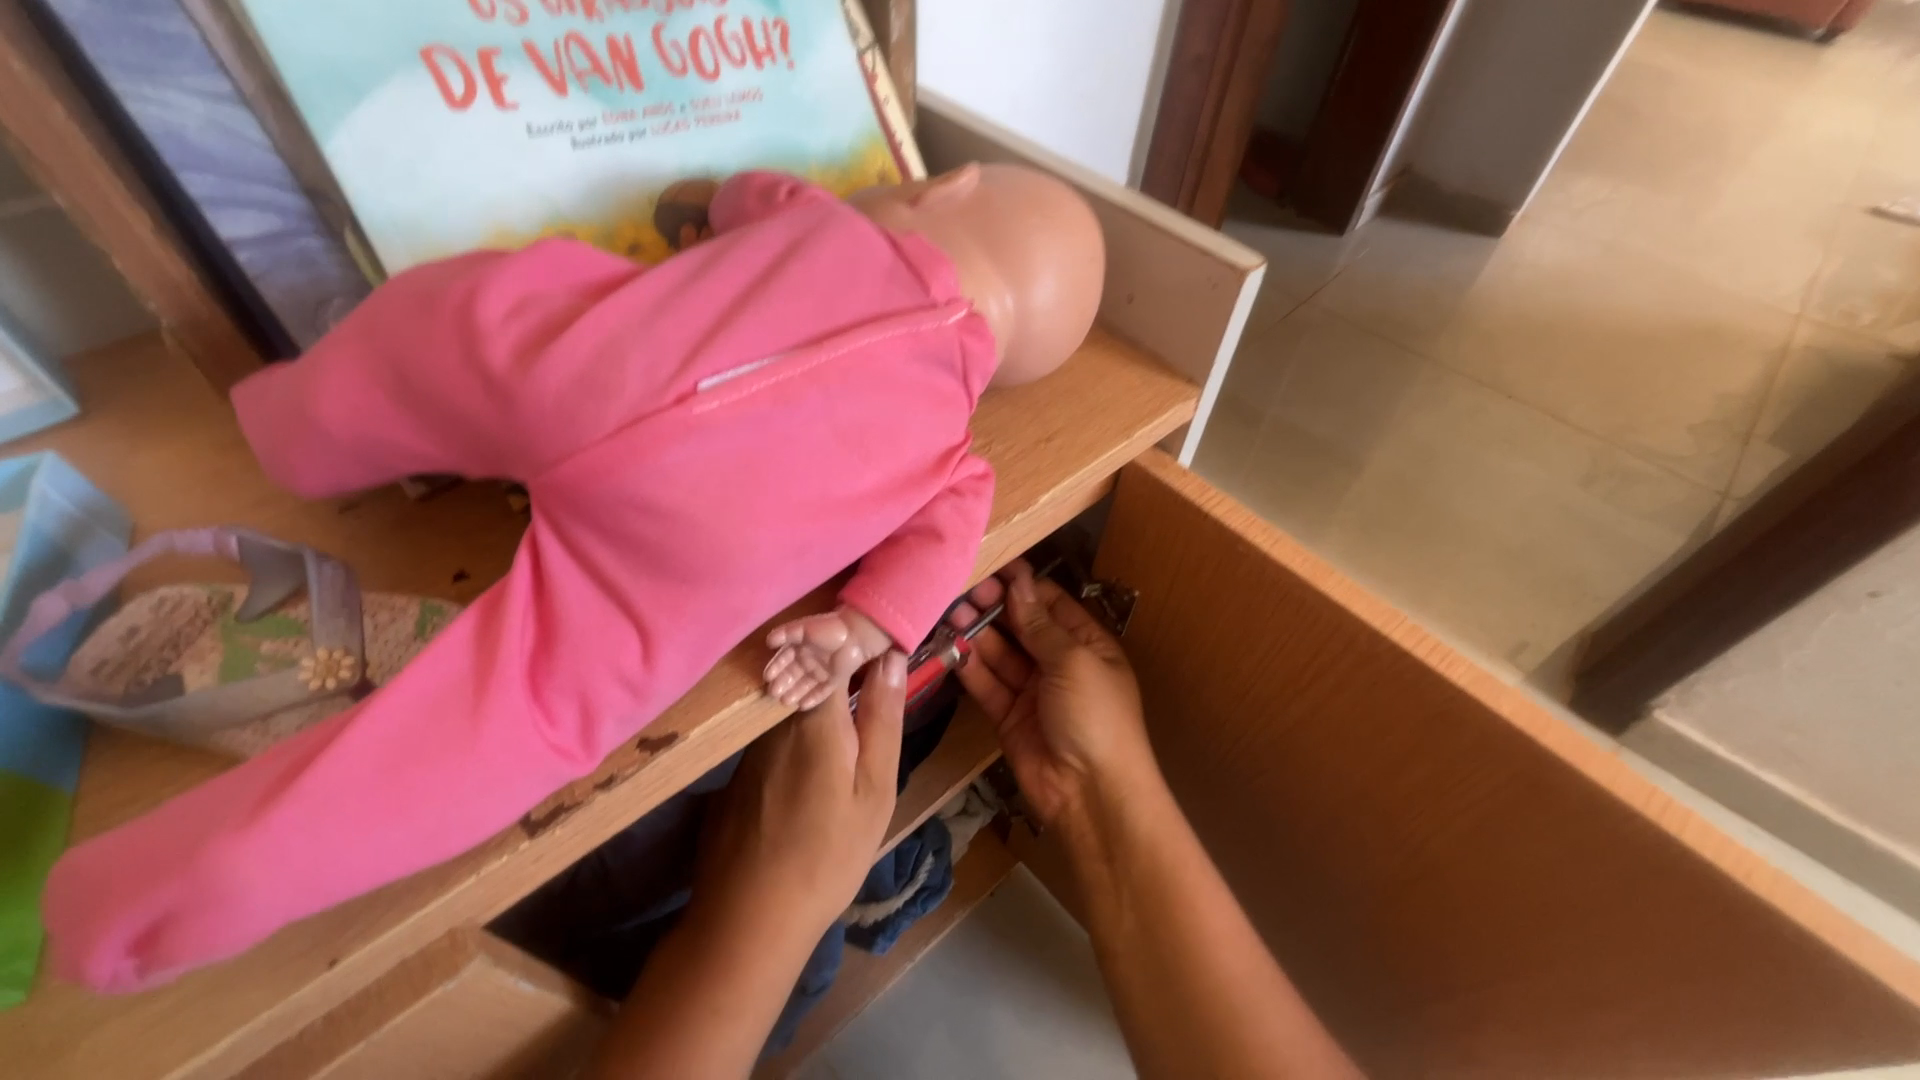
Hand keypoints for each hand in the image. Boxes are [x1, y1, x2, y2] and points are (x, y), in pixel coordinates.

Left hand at [696, 651, 906, 936]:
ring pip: (791, 705)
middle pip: (809, 672)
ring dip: (818, 702)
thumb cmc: (829, 854)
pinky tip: (809, 776)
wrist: (749, 918)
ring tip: (846, 736)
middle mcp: (776, 720)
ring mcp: (750, 746)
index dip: (858, 638)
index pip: (833, 647)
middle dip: (841, 668)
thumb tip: (892, 659)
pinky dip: (797, 736)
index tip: (883, 644)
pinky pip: (773, 736)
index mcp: (815, 717)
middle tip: (875, 690)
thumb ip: (882, 719)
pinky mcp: (736, 772)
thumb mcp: (874, 790)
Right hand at [764, 606, 895, 708]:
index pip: (784, 659)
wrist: (856, 634)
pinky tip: (802, 706)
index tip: (767, 677)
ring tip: (785, 702)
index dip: (776, 667)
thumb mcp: (804, 628)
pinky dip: (813, 699)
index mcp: (800, 647)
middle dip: (783, 684)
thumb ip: (786, 633)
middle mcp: (809, 661)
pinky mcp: (835, 680)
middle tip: (773, 693)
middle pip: (793, 674)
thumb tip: (768, 641)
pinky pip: (822, 692)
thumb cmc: (828, 628)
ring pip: (805, 685)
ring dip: (795, 693)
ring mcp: (822, 671)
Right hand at [948, 561, 1157, 829]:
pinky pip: (987, 685)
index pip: (1051, 604)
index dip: (1024, 586)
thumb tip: (1020, 582)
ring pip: (1000, 654)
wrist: (1092, 794)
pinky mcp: (1008, 717)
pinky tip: (951, 648)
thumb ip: (1040, 624)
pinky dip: (969, 668)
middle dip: (995, 608)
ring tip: (950, 613)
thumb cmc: (1096, 716)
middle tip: (964, 589)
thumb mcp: (1074, 661)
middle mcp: (1060, 664)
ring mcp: (1033, 691)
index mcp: (1087, 645)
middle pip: (1022, 627)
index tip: (992, 566)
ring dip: (977, 634)